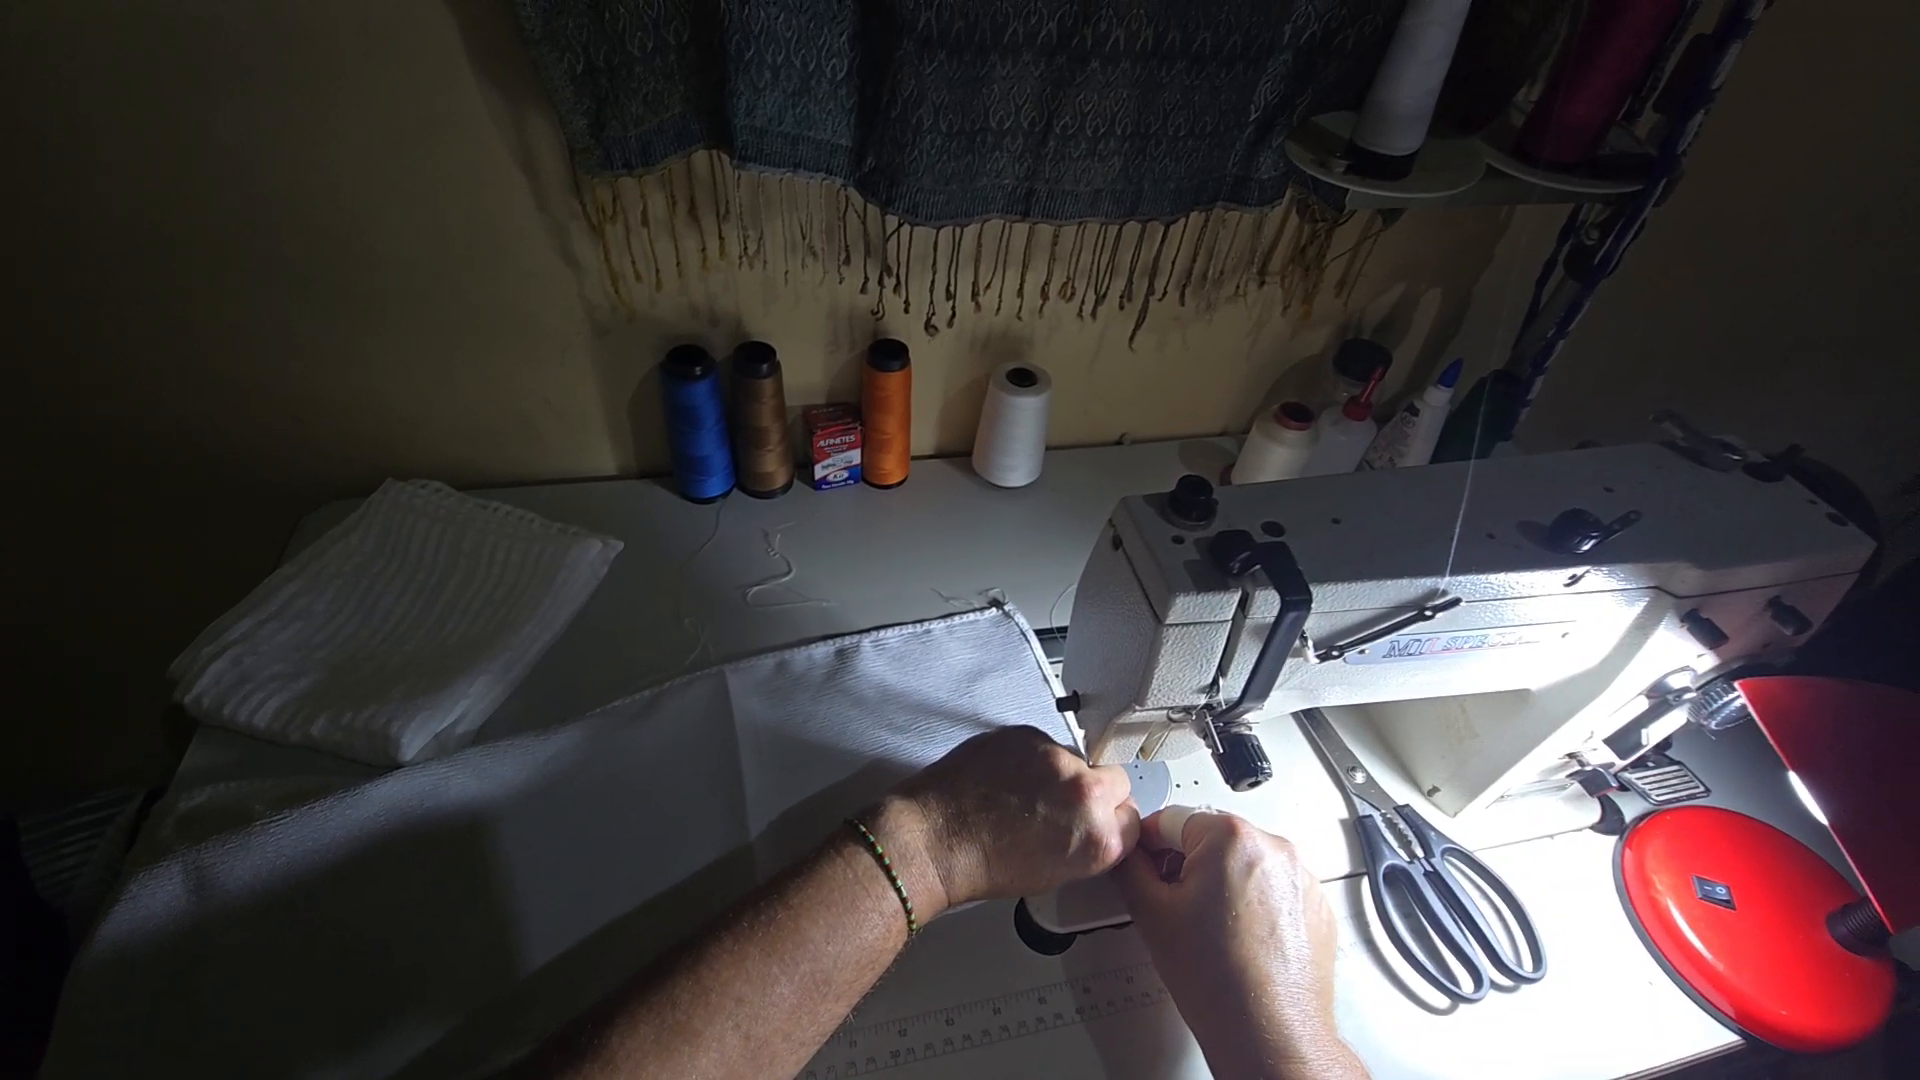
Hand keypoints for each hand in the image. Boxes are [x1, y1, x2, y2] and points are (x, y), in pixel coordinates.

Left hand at [872, 726, 1140, 915]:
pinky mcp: (1026, 734)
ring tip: (1024, 791)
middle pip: (1115, 779)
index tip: (1096, 819)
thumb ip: (1088, 844)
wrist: (935, 839)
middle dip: (1095, 790)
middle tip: (1062, 803)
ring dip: (1059, 771)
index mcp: (1099, 838)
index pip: (1133, 817)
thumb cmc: (985, 865)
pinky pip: (1042, 743)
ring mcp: (1055, 757)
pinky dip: (1029, 756)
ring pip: (1075, 758)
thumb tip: (1096, 825)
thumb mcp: (1056, 873)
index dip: (1112, 820)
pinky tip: (1006, 776)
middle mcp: (1085, 792)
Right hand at [1115, 810, 1366, 1079]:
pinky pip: (1273, 885)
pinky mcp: (1316, 905)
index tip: (1144, 865)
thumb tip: (1127, 851)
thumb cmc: (1220, 984)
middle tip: (1175, 904)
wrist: (1271, 1038)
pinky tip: (1239, 936)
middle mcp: (1273, 847)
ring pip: (1243, 860)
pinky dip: (1254, 900)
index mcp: (1230, 837)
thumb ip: (1130, 865)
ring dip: (1222, 880)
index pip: (1171, 820)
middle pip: (1210, 837)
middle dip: (1187, 863)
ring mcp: (1301, 876)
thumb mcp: (1150, 912)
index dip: (1148, 844)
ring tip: (1210, 927)